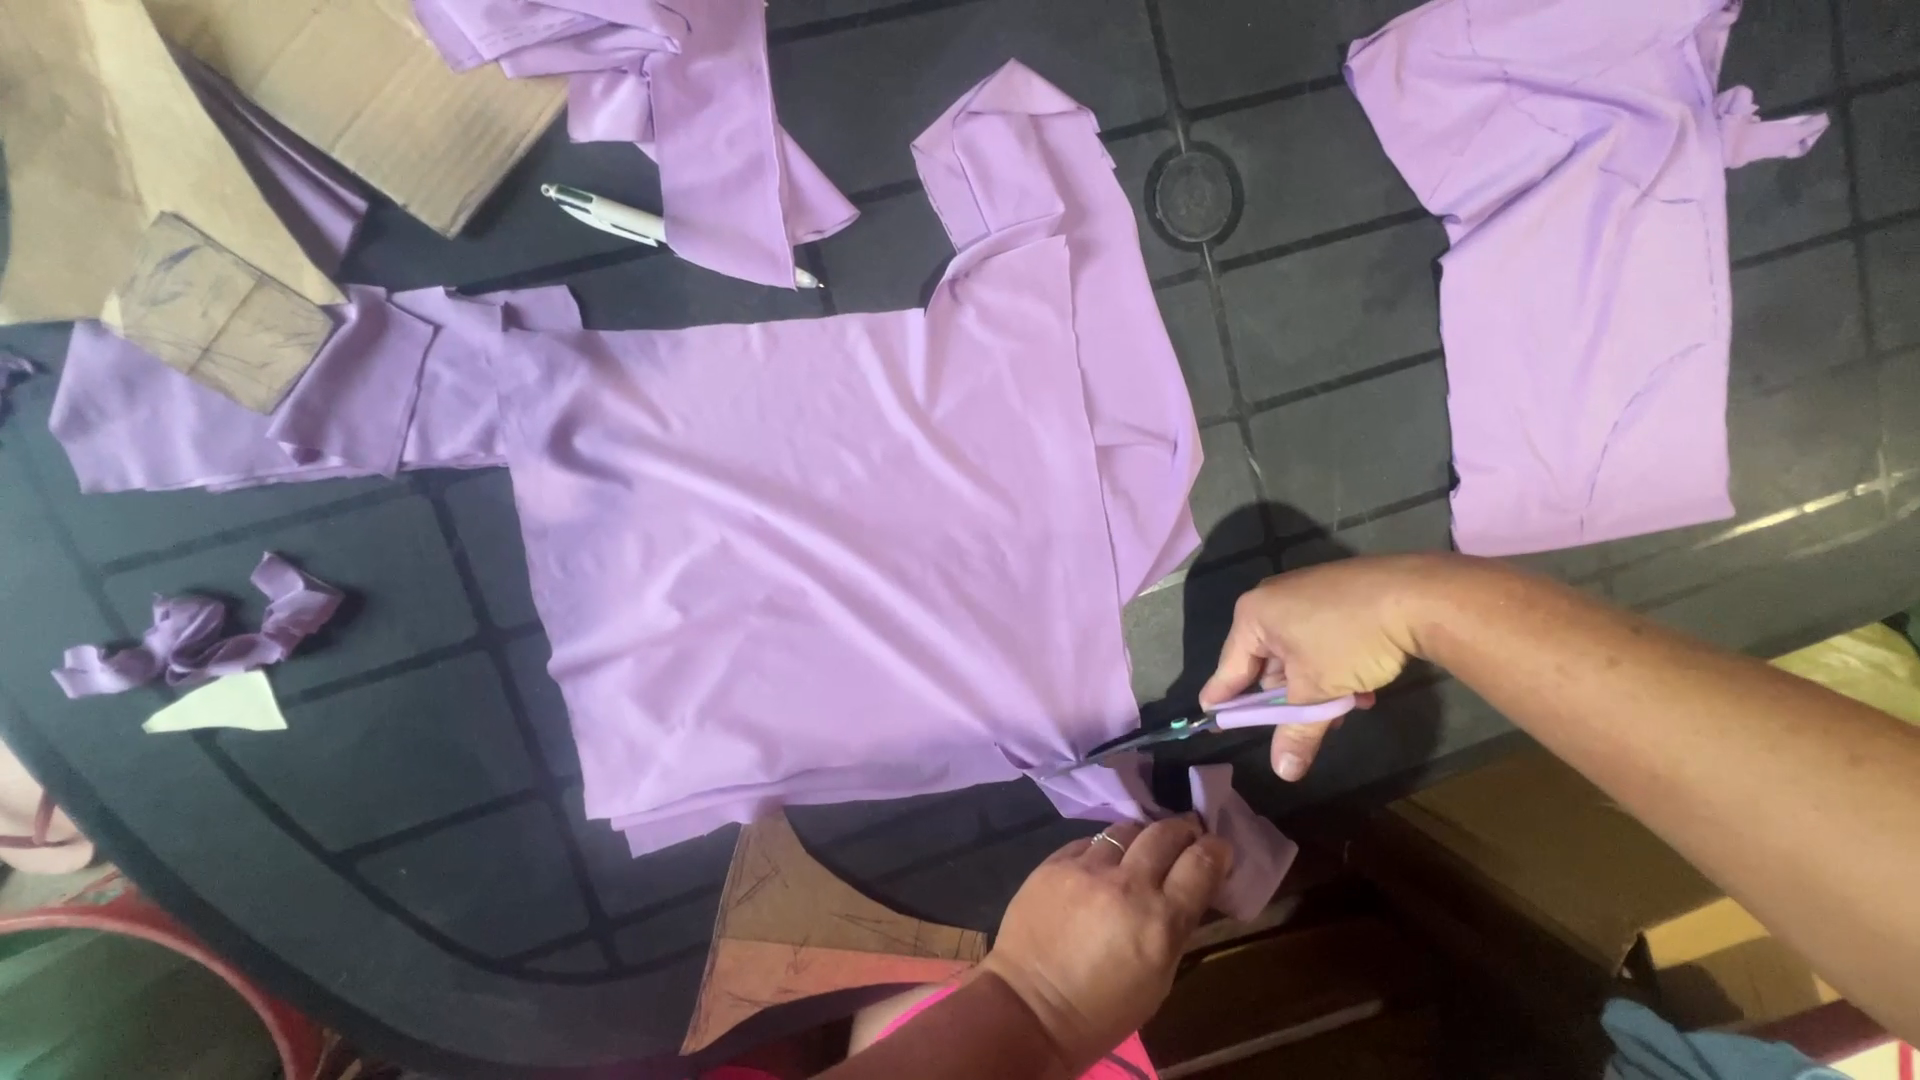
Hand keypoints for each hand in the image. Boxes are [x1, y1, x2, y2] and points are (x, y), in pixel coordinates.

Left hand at [978, 818, 1231, 1070]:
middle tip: (1187, 834)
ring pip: (1125, 830)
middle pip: (1165, 833)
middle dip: (1183, 830)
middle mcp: (1127, 884)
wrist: (1030, 1008)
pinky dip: (1103, 850)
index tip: (1219, 848)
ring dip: (1141, 837)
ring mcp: (1087, 869)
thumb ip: (1175, 925)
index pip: (1200, 864)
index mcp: (1161, 921)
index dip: (1216, 851)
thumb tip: (1189, 889)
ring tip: (1142, 847)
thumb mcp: (1159, 977)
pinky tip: (1102, 864)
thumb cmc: (1103, 1009)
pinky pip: (1089, 843)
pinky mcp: (1054, 862)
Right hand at [1199, 555, 1438, 780]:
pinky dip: (1335, 663)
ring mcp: (1307, 591)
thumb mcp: (1319, 691)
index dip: (1222, 696)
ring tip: (1345, 708)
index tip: (1210, 717)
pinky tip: (1362, 687)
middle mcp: (1273, 598)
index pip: (1229, 666)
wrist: (1418, 596)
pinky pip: (1322, 635)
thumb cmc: (1350, 640)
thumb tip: (1283, 772)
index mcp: (1254, 615)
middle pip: (1268, 661)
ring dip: (1318, 685)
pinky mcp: (1339, 592)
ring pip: (1300, 651)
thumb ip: (1297, 731)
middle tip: (1298, 724)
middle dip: (1288, 697)